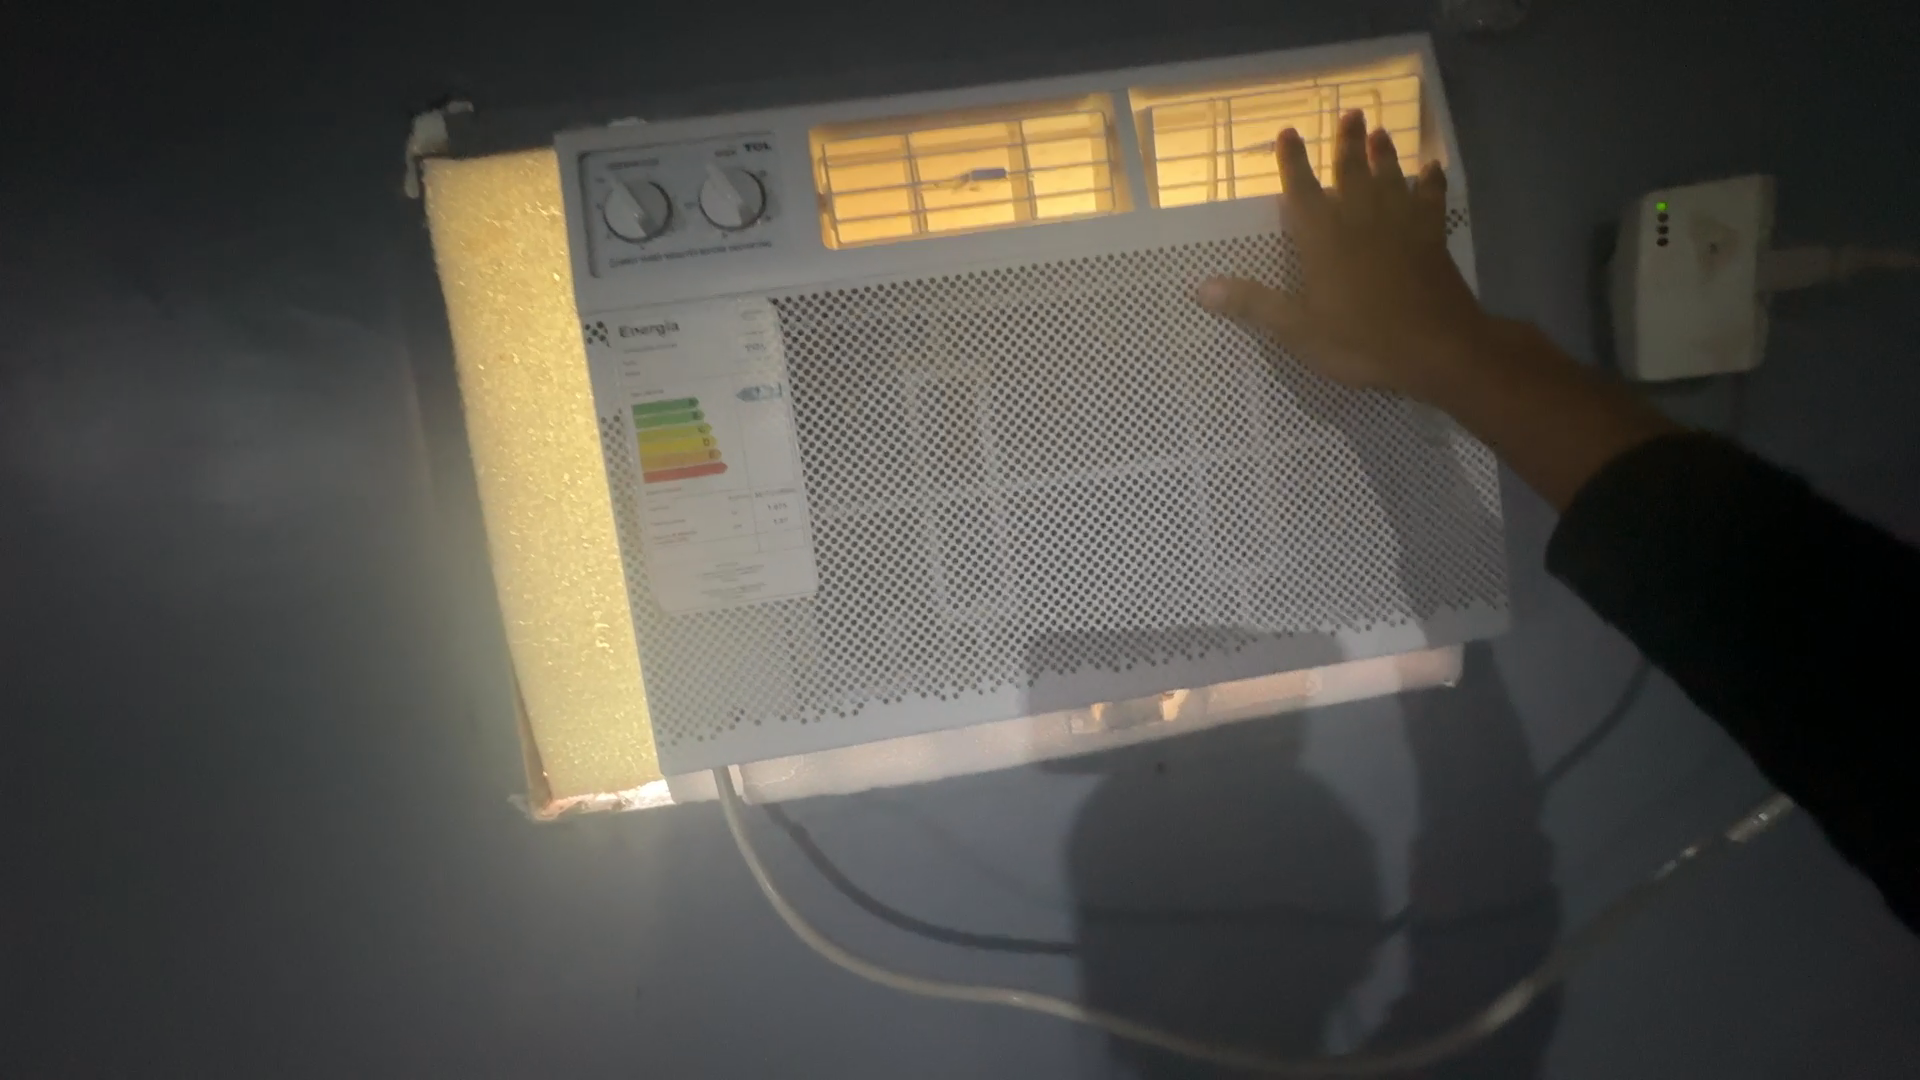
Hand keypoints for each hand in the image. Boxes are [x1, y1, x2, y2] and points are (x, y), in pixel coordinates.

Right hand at [1196, 111, 1491, 401]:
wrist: (1434, 349)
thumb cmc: (1358, 341)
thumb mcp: (1295, 329)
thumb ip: (1252, 304)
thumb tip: (1201, 287)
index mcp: (1324, 242)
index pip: (1303, 193)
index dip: (1294, 163)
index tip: (1288, 133)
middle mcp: (1362, 224)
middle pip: (1353, 175)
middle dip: (1347, 145)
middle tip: (1350, 113)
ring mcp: (1401, 229)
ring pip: (1390, 180)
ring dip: (1385, 155)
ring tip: (1380, 131)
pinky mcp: (1431, 241)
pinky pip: (1430, 201)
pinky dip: (1429, 183)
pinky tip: (1431, 169)